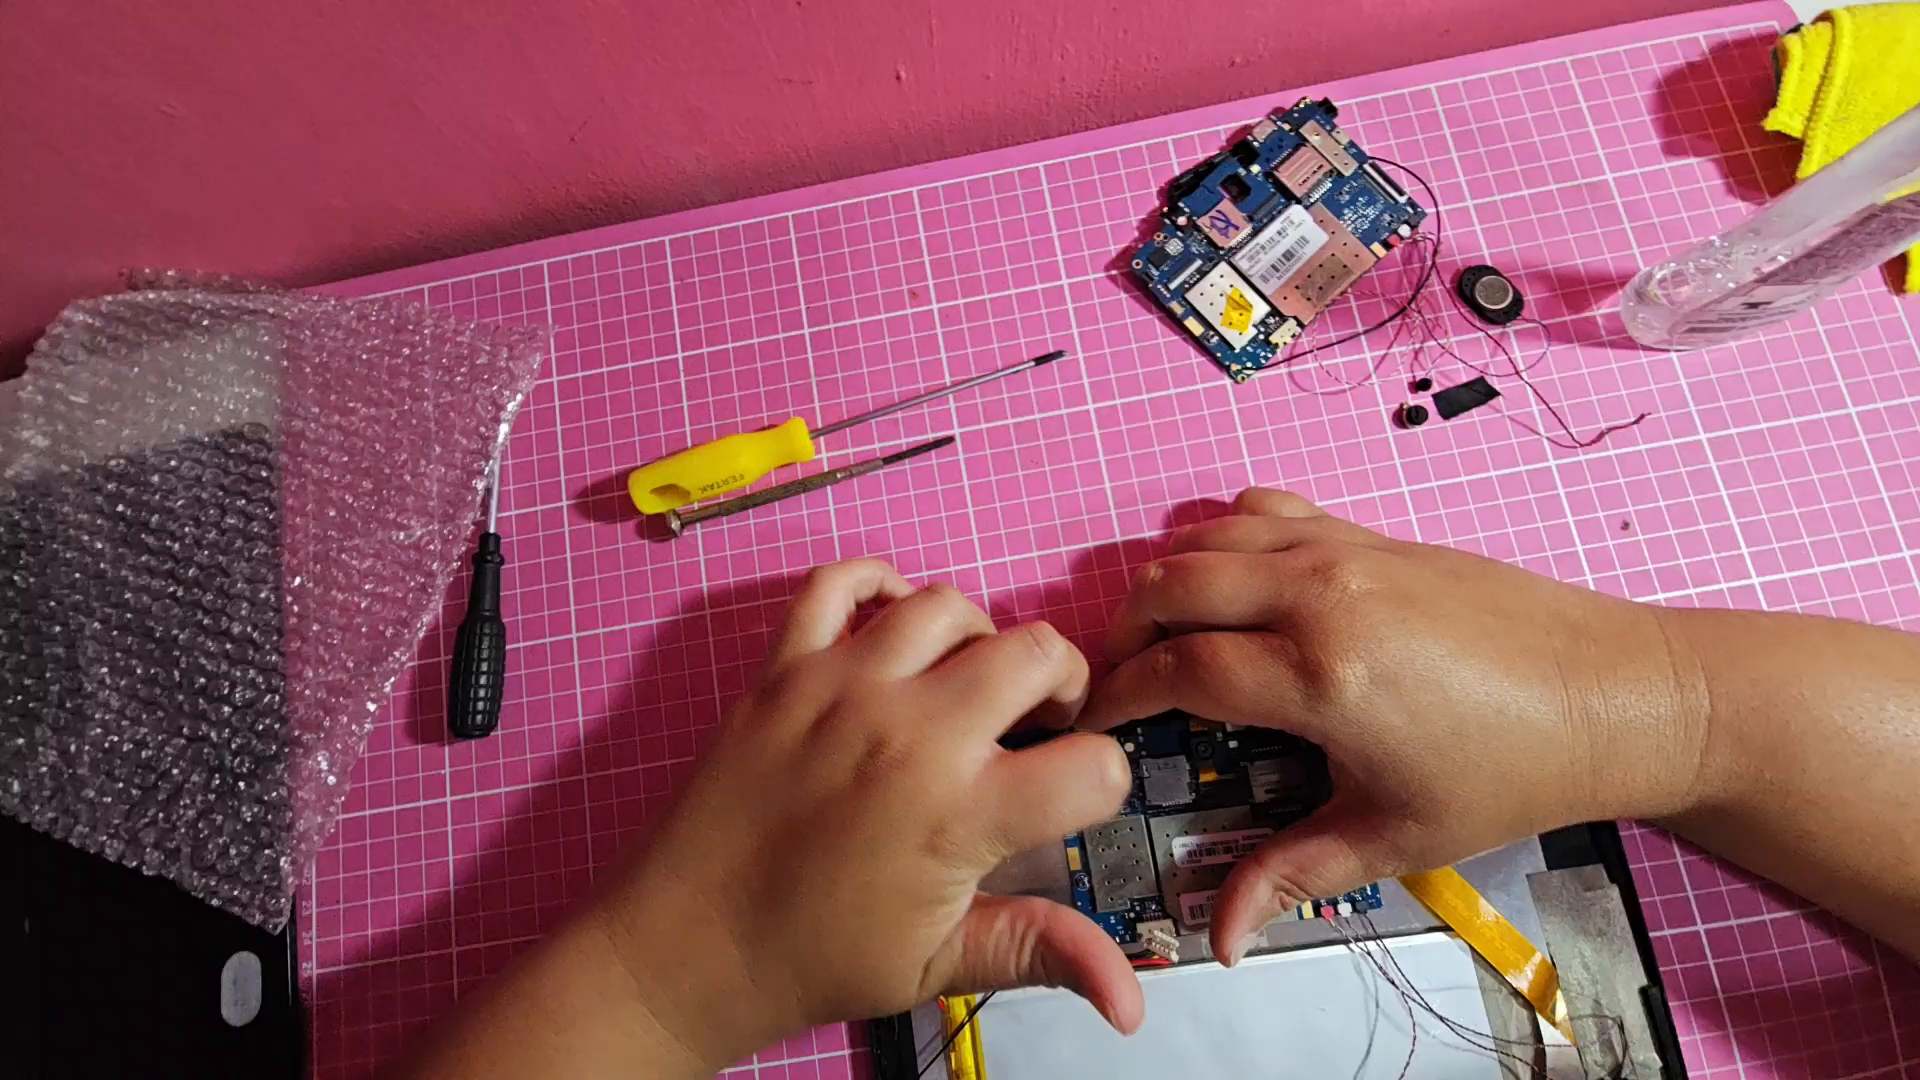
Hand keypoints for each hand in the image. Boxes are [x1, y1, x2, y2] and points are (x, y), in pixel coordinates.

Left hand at [599, 559, 1141, 1072]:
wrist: (686, 944)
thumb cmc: (817, 957)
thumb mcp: (937, 966)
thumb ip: (1042, 952)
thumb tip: (1134, 1002)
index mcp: (960, 814)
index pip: (1092, 765)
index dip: (1102, 776)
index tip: (1073, 789)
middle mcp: (910, 731)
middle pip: (1034, 653)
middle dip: (1061, 679)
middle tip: (1038, 714)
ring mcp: (841, 686)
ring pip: (946, 606)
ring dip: (977, 634)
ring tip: (965, 675)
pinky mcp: (784, 666)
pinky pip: (836, 583)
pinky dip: (874, 583)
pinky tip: (890, 623)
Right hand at [1080, 488, 1707, 963]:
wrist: (1620, 691)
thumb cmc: (1508, 773)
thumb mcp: (1395, 834)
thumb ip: (1289, 876)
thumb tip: (1218, 940)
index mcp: (1317, 672)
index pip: (1176, 670)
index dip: (1120, 697)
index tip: (1097, 722)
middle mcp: (1313, 593)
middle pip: (1167, 585)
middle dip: (1123, 631)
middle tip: (1121, 677)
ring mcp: (1337, 548)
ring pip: (1201, 537)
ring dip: (1162, 581)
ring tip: (1160, 630)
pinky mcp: (1361, 527)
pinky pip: (1260, 510)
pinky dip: (1221, 534)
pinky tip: (1232, 578)